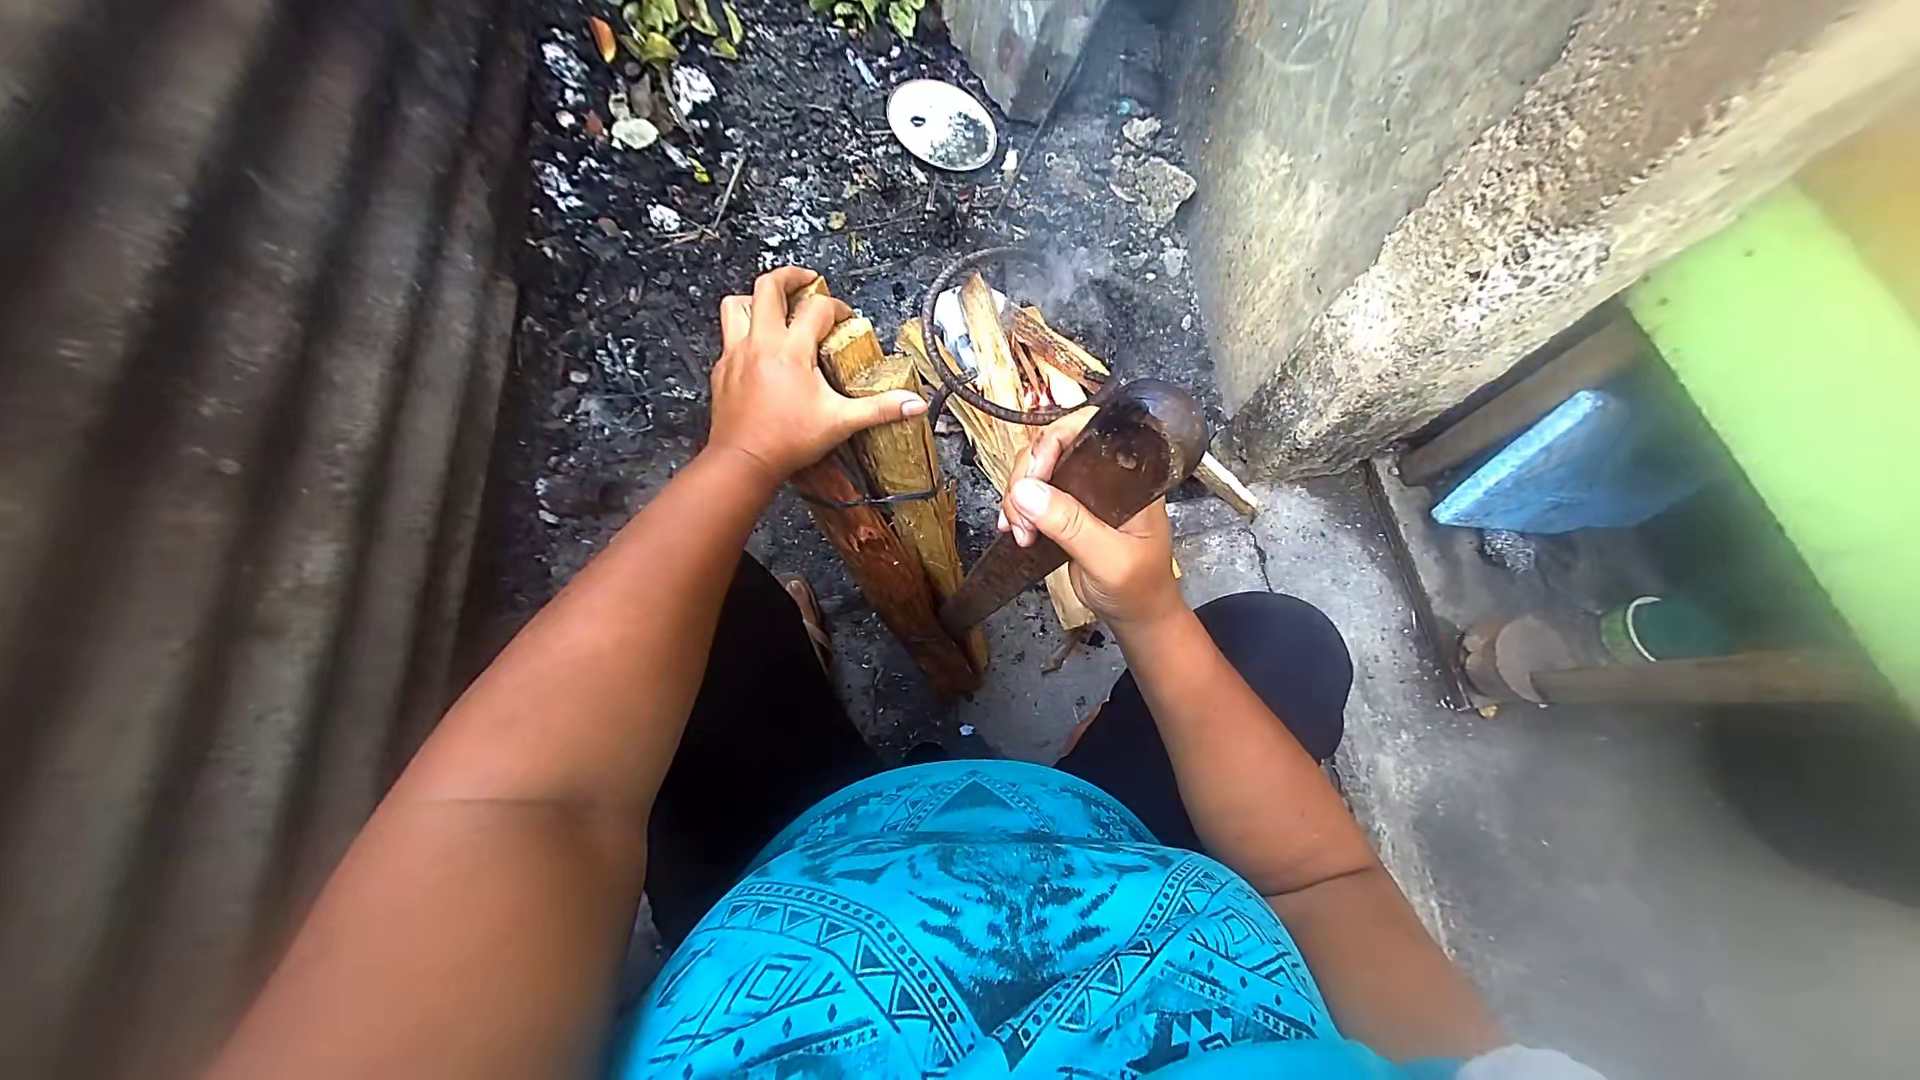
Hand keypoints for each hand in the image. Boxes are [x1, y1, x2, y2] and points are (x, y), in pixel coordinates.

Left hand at [705, 266, 926, 484]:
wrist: (743, 461)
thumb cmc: (787, 441)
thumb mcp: (841, 422)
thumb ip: (879, 409)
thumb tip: (912, 404)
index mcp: (791, 351)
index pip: (817, 309)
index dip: (836, 307)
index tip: (845, 317)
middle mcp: (760, 344)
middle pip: (768, 287)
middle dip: (790, 277)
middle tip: (806, 280)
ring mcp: (736, 354)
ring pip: (736, 304)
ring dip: (756, 299)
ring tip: (775, 307)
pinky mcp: (723, 370)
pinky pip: (729, 336)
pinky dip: (745, 332)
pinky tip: (759, 349)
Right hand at [998, 410, 1183, 629]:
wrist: (1136, 613)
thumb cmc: (1140, 586)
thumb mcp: (1109, 558)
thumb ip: (1071, 525)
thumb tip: (1027, 492)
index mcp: (1129, 473)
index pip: (1087, 430)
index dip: (1053, 443)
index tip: (1032, 479)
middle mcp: (1105, 474)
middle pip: (1052, 447)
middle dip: (1027, 479)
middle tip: (1022, 518)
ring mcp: (1083, 490)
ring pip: (1036, 471)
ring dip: (1018, 498)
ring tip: (1021, 532)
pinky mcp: (1065, 508)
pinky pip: (1032, 494)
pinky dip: (1016, 509)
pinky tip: (1015, 528)